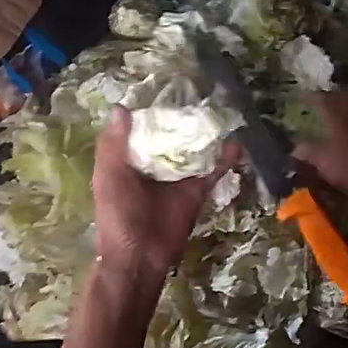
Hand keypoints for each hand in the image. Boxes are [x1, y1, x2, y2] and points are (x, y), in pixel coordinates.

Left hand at [93, 108, 228, 281]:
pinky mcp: (196, 191)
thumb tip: (122, 107)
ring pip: (195, 151)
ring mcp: (178, 178)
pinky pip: (213, 172)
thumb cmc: (119, 216)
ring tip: (222, 115)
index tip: (170, 90)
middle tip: (203, 96)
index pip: (142, 129)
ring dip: (207, 136)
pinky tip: (238, 144)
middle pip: (172, 137)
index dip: (154, 111)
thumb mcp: (109, 177)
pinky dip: (226, 159)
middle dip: (185, 120)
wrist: (140, 257)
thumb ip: (114, 144)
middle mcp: (154, 165)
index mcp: (129, 159)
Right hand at [292, 92, 347, 201]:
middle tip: (319, 101)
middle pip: (342, 97)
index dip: (311, 97)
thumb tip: (294, 148)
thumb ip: (306, 151)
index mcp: (339, 115)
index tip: (301, 97)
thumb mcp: (322, 162)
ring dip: (344, 103)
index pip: (322, 99)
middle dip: (329, 97)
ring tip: (335, 109)